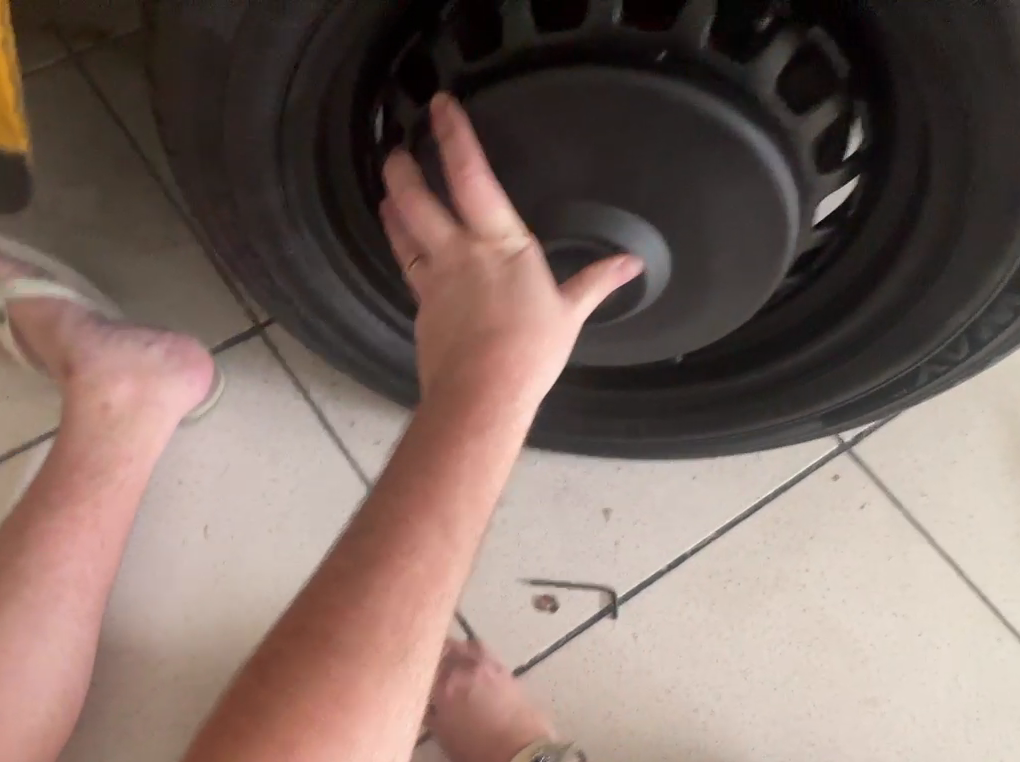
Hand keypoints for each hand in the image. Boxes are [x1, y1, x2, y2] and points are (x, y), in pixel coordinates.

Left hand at [381, 95, 642, 413]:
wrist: (481, 395)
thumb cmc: (528, 353)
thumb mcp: (570, 314)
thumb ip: (596, 282)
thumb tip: (631, 265)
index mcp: (500, 244)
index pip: (471, 176)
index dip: (453, 136)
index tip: (439, 107)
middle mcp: (459, 254)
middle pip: (418, 201)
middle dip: (403, 172)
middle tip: (395, 154)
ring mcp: (434, 283)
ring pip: (404, 235)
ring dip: (394, 211)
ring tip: (387, 195)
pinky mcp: (421, 312)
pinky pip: (409, 274)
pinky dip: (404, 256)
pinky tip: (407, 256)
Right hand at [426, 640, 560, 761]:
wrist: (522, 756)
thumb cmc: (478, 754)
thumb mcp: (444, 739)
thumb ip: (432, 715)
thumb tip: (427, 703)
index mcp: (444, 687)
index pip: (426, 666)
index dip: (420, 669)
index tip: (416, 674)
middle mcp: (464, 669)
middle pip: (445, 649)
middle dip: (437, 655)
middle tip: (433, 665)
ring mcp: (487, 667)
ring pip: (467, 645)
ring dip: (459, 649)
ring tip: (456, 660)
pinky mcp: (506, 671)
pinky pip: (487, 653)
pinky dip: (478, 655)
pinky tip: (477, 667)